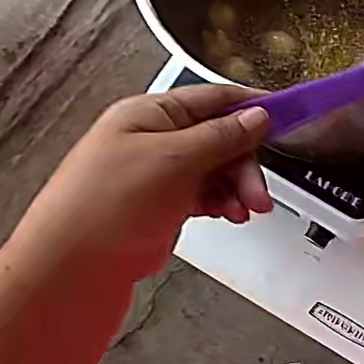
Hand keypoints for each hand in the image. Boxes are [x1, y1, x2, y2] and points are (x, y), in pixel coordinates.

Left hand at [17, 85, 272, 279]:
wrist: (77, 264)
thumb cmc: (108, 203)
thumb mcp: (173, 159)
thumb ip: (220, 136)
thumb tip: (255, 116)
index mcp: (151, 114)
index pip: (213, 99)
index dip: (251, 106)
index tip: (285, 115)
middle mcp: (155, 140)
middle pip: (219, 139)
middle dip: (245, 164)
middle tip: (259, 193)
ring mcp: (159, 175)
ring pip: (216, 171)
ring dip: (237, 187)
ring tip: (247, 210)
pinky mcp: (164, 205)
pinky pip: (205, 195)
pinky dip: (223, 203)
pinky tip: (231, 214)